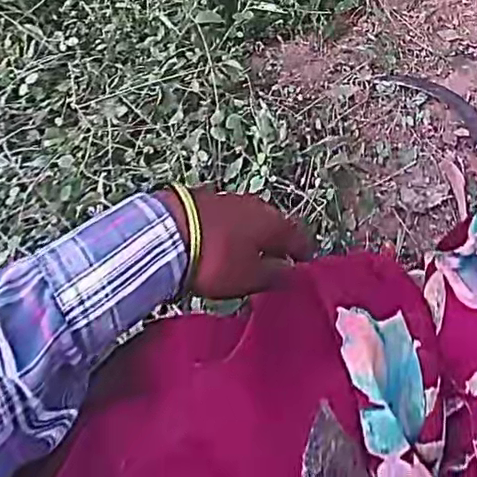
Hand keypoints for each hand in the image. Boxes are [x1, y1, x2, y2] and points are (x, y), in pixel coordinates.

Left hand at [155, 187, 312, 298]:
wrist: (171, 231)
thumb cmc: (217, 260)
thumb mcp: (250, 277)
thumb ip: (275, 275)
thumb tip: (291, 271)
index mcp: (274, 222)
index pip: (299, 237)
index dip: (304, 254)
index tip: (305, 269)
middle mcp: (258, 205)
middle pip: (275, 226)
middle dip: (278, 244)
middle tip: (276, 266)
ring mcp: (232, 199)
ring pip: (252, 220)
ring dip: (253, 237)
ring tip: (248, 258)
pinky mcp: (208, 199)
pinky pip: (230, 218)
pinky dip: (233, 232)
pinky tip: (224, 245)